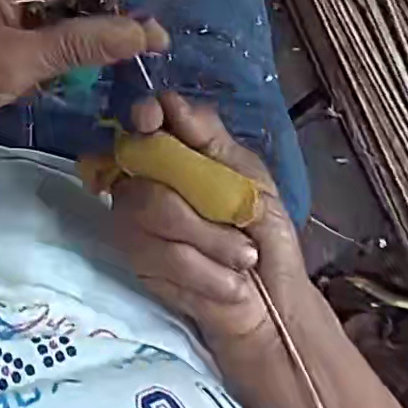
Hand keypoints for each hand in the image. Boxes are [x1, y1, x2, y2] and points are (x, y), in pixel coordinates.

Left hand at [0, 0, 168, 142]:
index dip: (115, 9)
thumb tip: (141, 32)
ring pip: (57, 36)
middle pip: (69, 10)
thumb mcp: (21, 57)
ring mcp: (2, 28)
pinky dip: (61, 67)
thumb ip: (79, 44)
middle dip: (103, 33)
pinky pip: (40, 55)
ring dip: (85, 53)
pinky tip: (86, 80)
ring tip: (127, 70)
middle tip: (148, 57)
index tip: (154, 34)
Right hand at [108, 91, 311, 348]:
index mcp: (174, 149)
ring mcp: (134, 214)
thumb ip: (209, 136)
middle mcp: (144, 175)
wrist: (274, 307)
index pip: (145, 118)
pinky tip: (225, 282)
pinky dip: (203, 271)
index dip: (144, 115)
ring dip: (208, 239)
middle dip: (199, 199)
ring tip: (241, 260)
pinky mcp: (134, 255)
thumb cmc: (265, 235)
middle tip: (241, 224)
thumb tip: (168, 101)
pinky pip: (159, 252)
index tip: (150, 121)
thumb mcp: (250, 178)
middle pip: (144, 164)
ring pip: (151, 208)